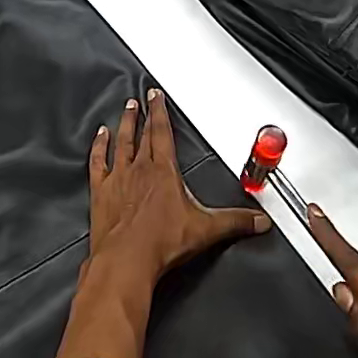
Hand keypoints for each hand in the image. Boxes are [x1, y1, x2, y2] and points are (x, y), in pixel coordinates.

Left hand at [87, 88, 269, 283]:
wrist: (127, 260)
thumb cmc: (161, 243)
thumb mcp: (205, 230)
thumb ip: (234, 222)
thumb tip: (258, 221)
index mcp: (163, 170)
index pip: (162, 132)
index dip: (160, 111)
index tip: (156, 96)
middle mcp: (139, 168)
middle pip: (143, 133)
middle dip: (144, 114)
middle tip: (142, 98)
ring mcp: (118, 177)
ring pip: (122, 142)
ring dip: (124, 124)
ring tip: (126, 109)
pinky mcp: (101, 191)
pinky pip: (98, 161)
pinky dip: (98, 147)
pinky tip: (99, 137)